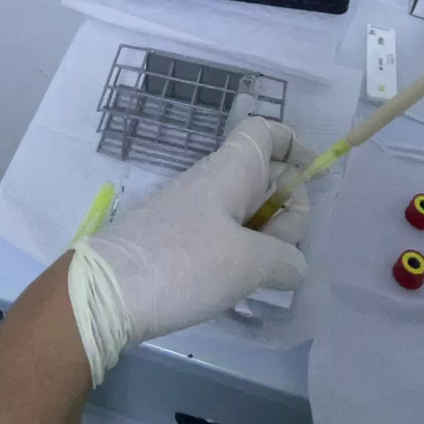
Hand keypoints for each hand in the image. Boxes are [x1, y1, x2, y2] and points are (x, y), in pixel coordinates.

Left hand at [66, 118, 309, 383]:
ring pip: (252, 214)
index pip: (266, 131)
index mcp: (231, 169)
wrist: (108, 292)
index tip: (315, 175)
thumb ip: (286, 259)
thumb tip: (293, 266)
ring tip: (254, 277)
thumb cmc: (183, 263)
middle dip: (289, 211)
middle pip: (269, 178)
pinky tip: (236, 288)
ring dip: (268, 242)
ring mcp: (198, 211)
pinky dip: (244, 258)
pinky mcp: (184, 240)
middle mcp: (215, 182)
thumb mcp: (249, 263)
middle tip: (279, 251)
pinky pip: (230, 238)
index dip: (295, 144)